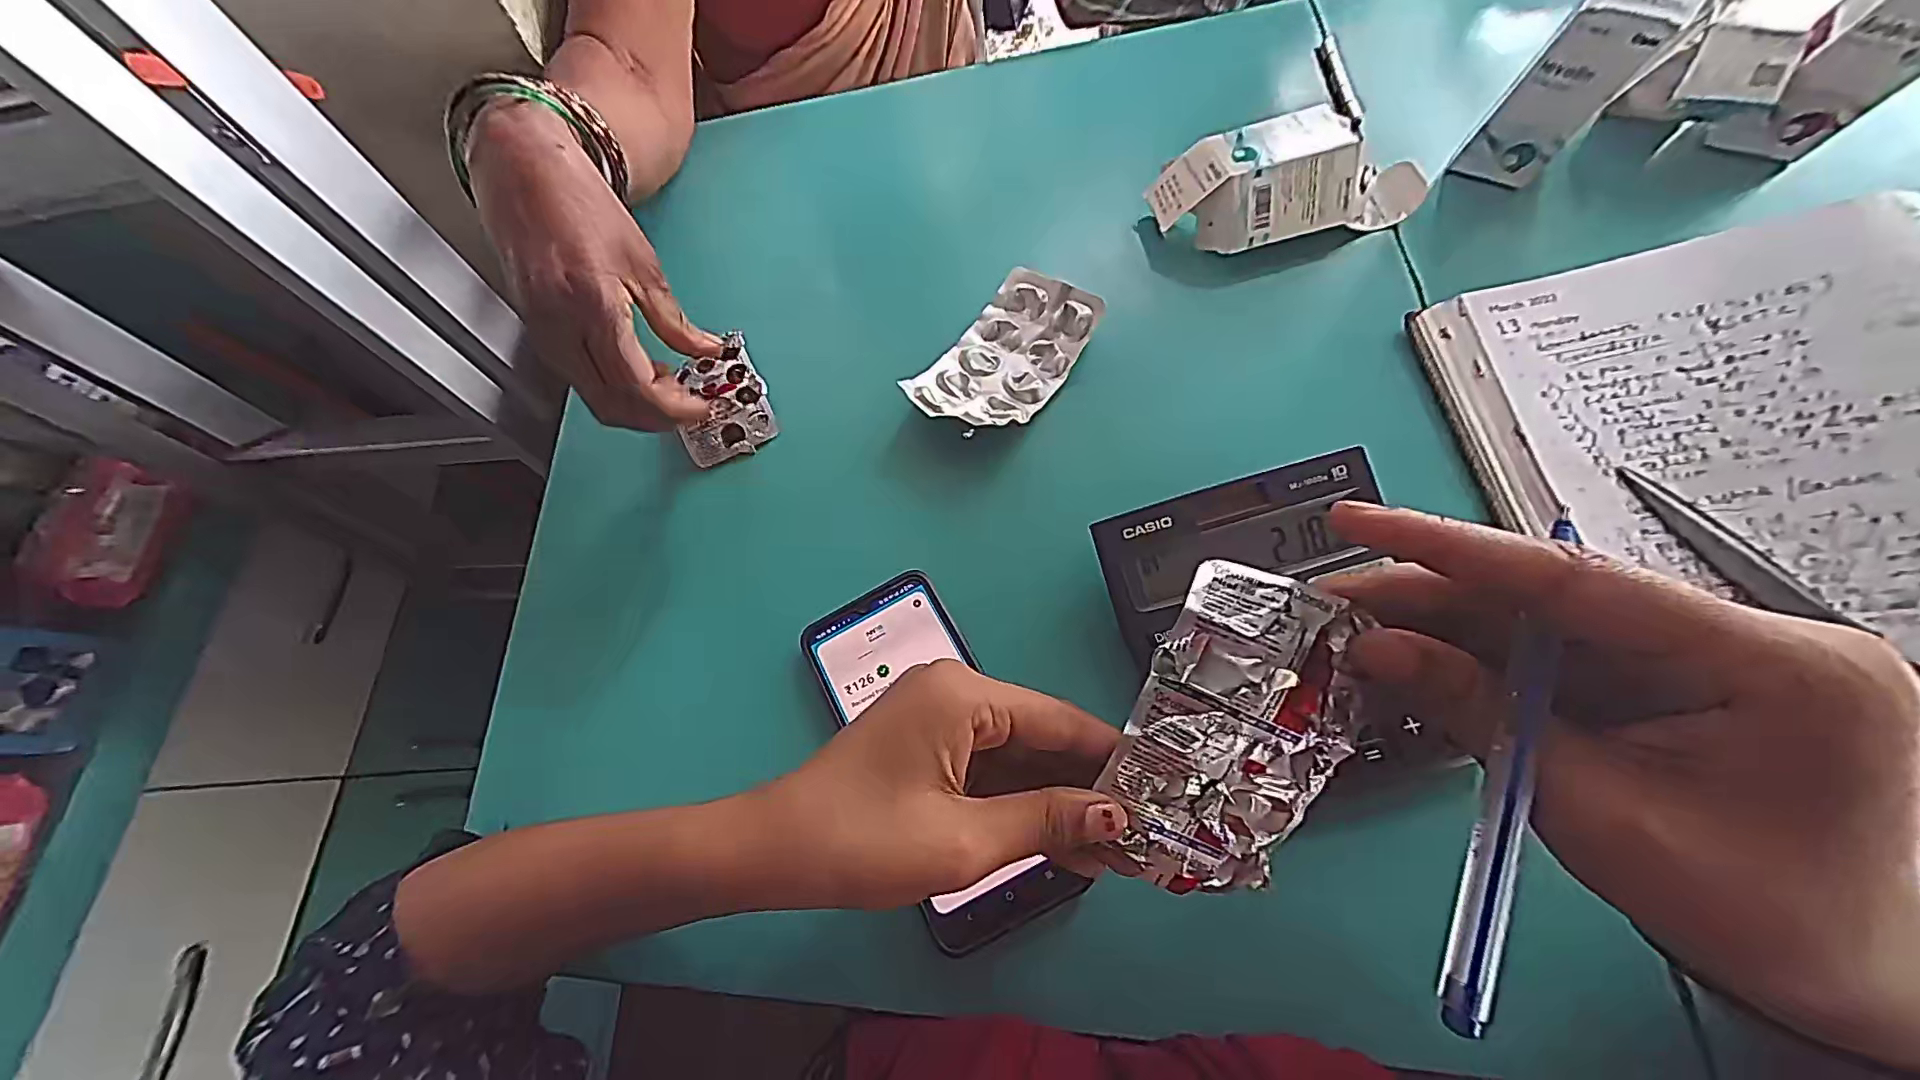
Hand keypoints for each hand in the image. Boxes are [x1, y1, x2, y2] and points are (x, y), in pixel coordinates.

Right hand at [467, 100, 719, 430]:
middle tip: (695, 405)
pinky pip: (583, 381)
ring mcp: (545, 335)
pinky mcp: (541, 334)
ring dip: (640, 407)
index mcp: (592, 307)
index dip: (676, 409)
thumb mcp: (644, 265)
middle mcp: (561, 328)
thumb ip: (675, 322)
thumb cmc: (578, 204)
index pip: (637, 388)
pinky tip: (643, 373)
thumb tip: (707, 351)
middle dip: (660, 417)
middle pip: (615, 406)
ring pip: (597, 400)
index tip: (704, 408)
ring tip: (676, 389)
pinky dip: (619, 390)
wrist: (522, 171)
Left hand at [759, 659, 1128, 910]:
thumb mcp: (963, 839)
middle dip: (1085, 786)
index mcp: (961, 694)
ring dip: (1056, 800)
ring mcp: (940, 717)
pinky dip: (1021, 802)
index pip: (1059, 719)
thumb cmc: (859, 838)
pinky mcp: (930, 743)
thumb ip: (1046, 821)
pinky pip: (991, 768)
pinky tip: (1059, 839)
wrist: (778, 851)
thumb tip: (1113, 815)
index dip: (1110, 758)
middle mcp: (953, 692)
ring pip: (1019, 756)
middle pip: (1040, 736)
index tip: (1156, 790)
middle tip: (1137, 832)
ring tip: (1109, 847)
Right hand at [1323, 502, 1919, 1065]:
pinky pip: (1534, 656)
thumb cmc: (1764, 913)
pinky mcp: (1645, 682)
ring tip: (1356, 636)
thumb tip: (1382, 650)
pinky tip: (1409, 664)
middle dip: (1422, 596)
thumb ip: (1482, 717)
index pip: (1567, 577)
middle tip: (1337, 603)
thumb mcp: (1596, 810)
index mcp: (1766, 661)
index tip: (1362, 521)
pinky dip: (1464, 662)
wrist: (1846, 978)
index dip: (1445, 544)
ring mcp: (1682, 659)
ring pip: (1523, 622)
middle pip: (1533, 595)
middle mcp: (1726, 640)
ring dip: (1432, 630)